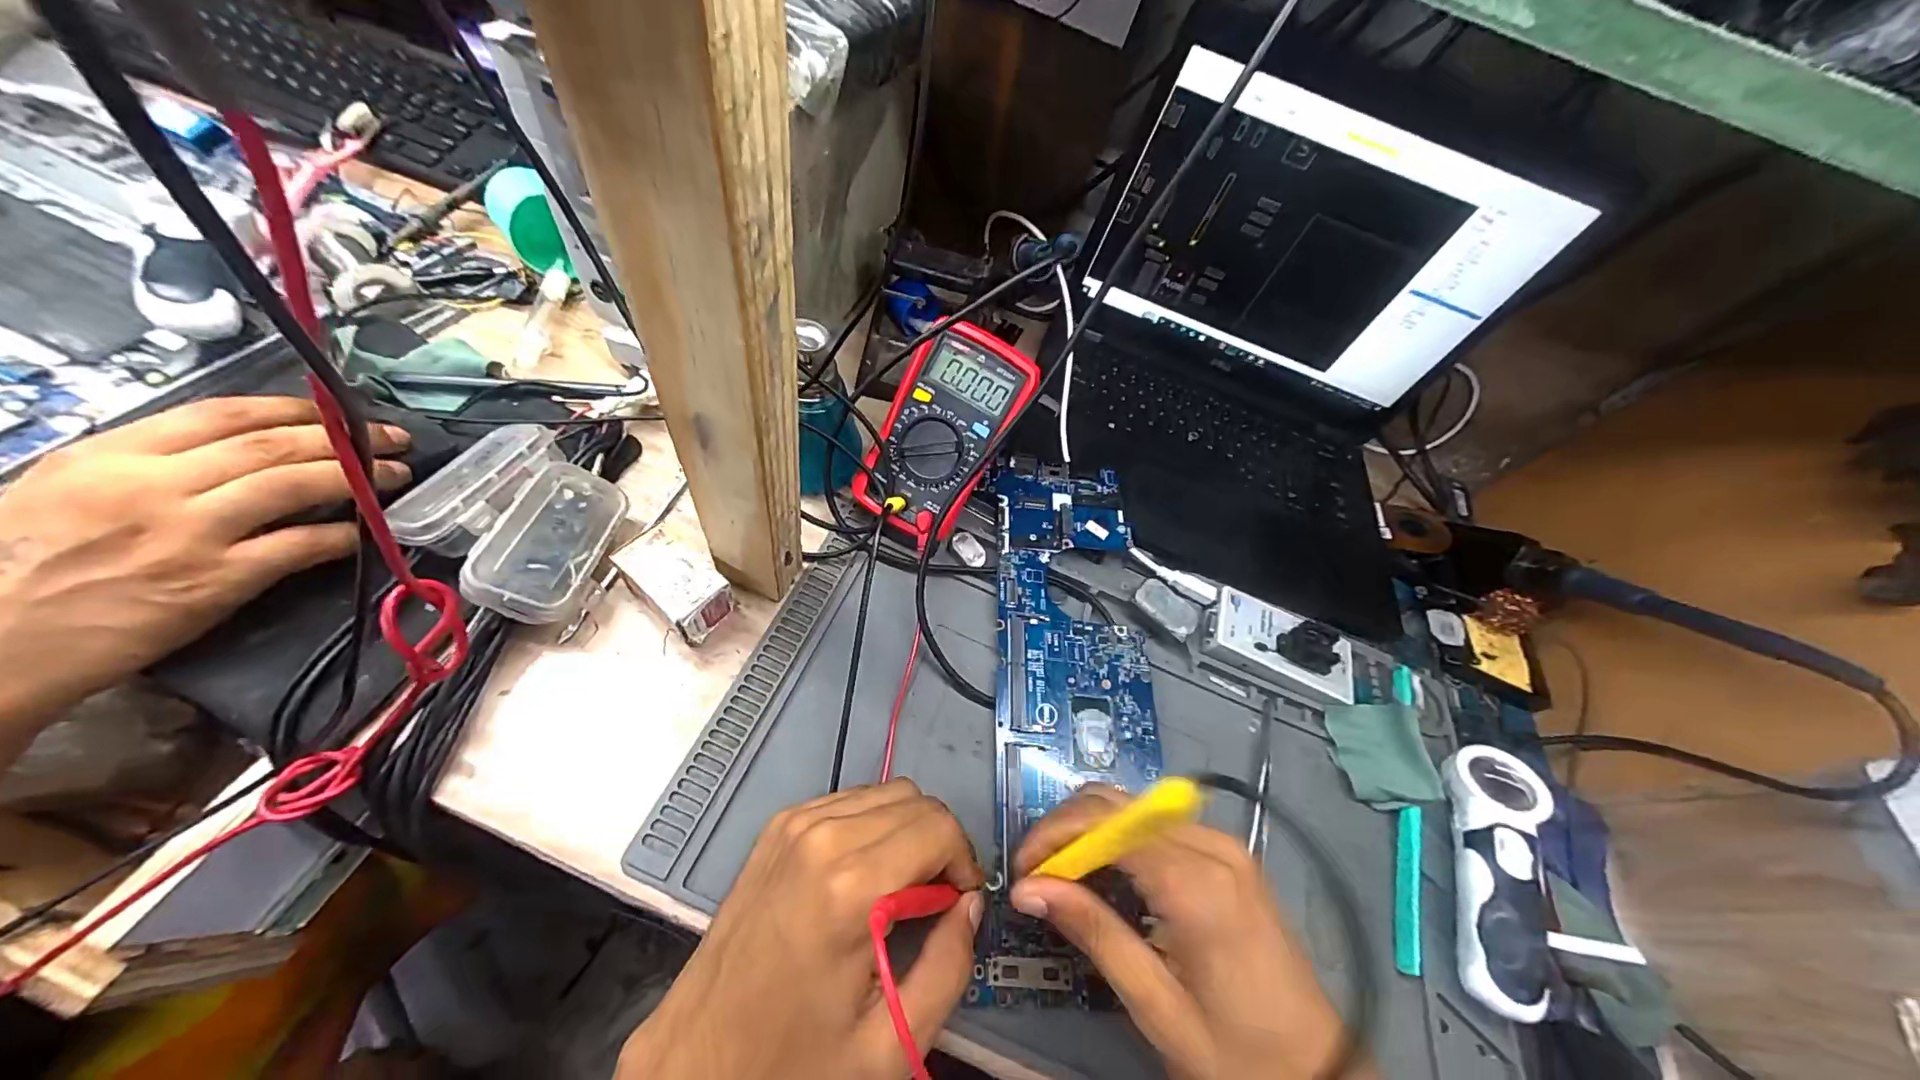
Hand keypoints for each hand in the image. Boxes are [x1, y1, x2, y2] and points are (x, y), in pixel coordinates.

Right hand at [0, 396, 409, 750]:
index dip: (297, 409)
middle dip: (347, 438)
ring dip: (360, 476)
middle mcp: (155, 485)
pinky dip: (342, 533)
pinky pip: (299, 546)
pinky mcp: (217, 580)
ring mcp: (190, 533)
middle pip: (274, 446)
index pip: (225, 415)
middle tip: (393, 439)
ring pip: (295, 486)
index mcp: (113, 455)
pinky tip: (368, 529)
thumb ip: (145, 464)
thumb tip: (234, 449)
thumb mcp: (64, 488)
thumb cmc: (17, 561)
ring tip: (397, 474)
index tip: (341, 411)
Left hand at [620, 779, 984, 1079]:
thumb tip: (970, 903)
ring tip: (899, 890)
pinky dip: (873, 826)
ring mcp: (794, 824)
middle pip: (916, 802)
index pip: (939, 828)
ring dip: (907, 832)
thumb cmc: (794, 1061)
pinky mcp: (777, 826)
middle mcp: (822, 836)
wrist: (696, 1060)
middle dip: (940, 845)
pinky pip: (850, 801)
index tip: (960, 904)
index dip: (964, 862)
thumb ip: (950, 967)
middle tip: (935, 900)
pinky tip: (862, 875)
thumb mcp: (890, 1043)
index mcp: (850, 885)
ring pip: (886, 793)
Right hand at [1011, 785, 1362, 1079]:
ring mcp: (1223, 844)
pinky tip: (1102, 871)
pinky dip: (1117, 836)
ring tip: (1060, 874)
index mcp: (1194, 882)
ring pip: (1132, 806)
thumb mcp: (1157, 1005)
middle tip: (1036, 875)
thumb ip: (1093, 933)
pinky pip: (1157, 824)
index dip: (1052, 837)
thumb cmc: (1237, 1053)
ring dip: (1087, 829)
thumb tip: (1028, 889)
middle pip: (1115, 803)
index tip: (1023, 873)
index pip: (1103, 824)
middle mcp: (1210, 845)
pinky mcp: (1228, 853)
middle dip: (1064, 828)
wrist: (1322, 1072)